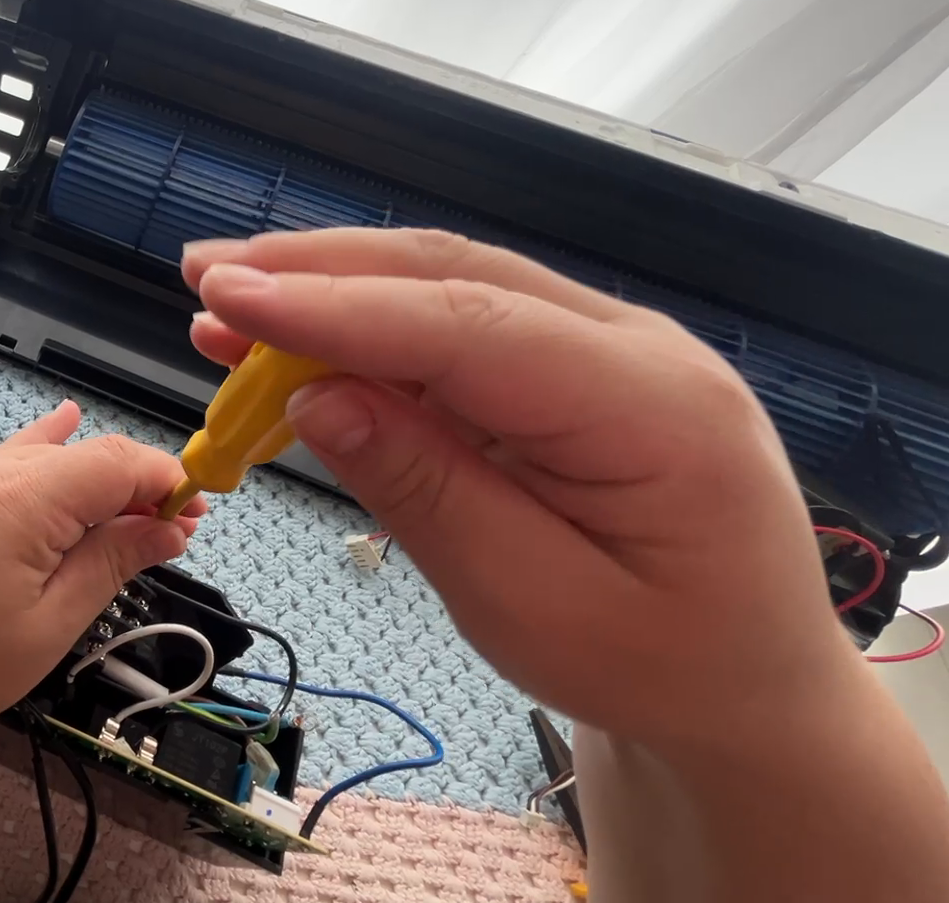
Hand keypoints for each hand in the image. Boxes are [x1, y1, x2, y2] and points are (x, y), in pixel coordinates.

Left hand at [0, 401, 206, 754]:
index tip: (198, 513)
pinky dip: (45, 454)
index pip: (117, 461)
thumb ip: (114, 560)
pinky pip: (7, 457)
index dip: (166, 480)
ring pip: (47, 453)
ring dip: (94, 476)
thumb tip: (171, 526)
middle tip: (173, 528)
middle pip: (86, 455)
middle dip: (136, 484)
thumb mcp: (52, 623)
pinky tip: (62, 429)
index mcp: (22, 497)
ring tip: (129, 508)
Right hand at [183, 229, 856, 747]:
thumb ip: (424, 491)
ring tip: (224, 296)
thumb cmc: (650, 661)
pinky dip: (346, 327)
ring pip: (430, 284)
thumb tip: (314, 401)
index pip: (465, 327)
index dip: (335, 308)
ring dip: (320, 286)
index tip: (228, 296)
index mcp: (649, 407)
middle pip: (444, 275)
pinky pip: (432, 327)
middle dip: (314, 270)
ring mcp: (585, 344)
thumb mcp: (528, 602)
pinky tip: (280, 336)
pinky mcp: (544, 362)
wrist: (741, 678)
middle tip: (207, 274)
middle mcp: (623, 345)